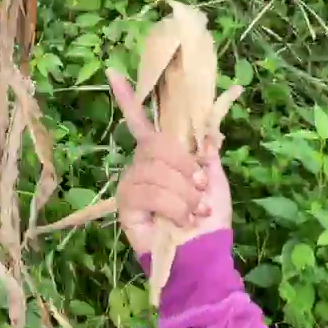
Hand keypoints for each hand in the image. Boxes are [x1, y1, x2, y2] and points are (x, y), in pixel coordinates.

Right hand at [108, 70, 231, 256]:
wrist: (202, 256)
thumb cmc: (208, 218)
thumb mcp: (214, 179)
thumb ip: (206, 150)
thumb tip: (206, 128)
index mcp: (160, 154)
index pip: (139, 121)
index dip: (127, 97)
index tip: (112, 71)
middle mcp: (141, 163)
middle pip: (157, 144)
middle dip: (186, 168)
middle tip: (200, 189)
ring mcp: (131, 182)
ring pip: (156, 169)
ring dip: (184, 192)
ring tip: (194, 211)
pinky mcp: (126, 202)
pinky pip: (150, 191)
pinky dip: (174, 206)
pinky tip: (181, 219)